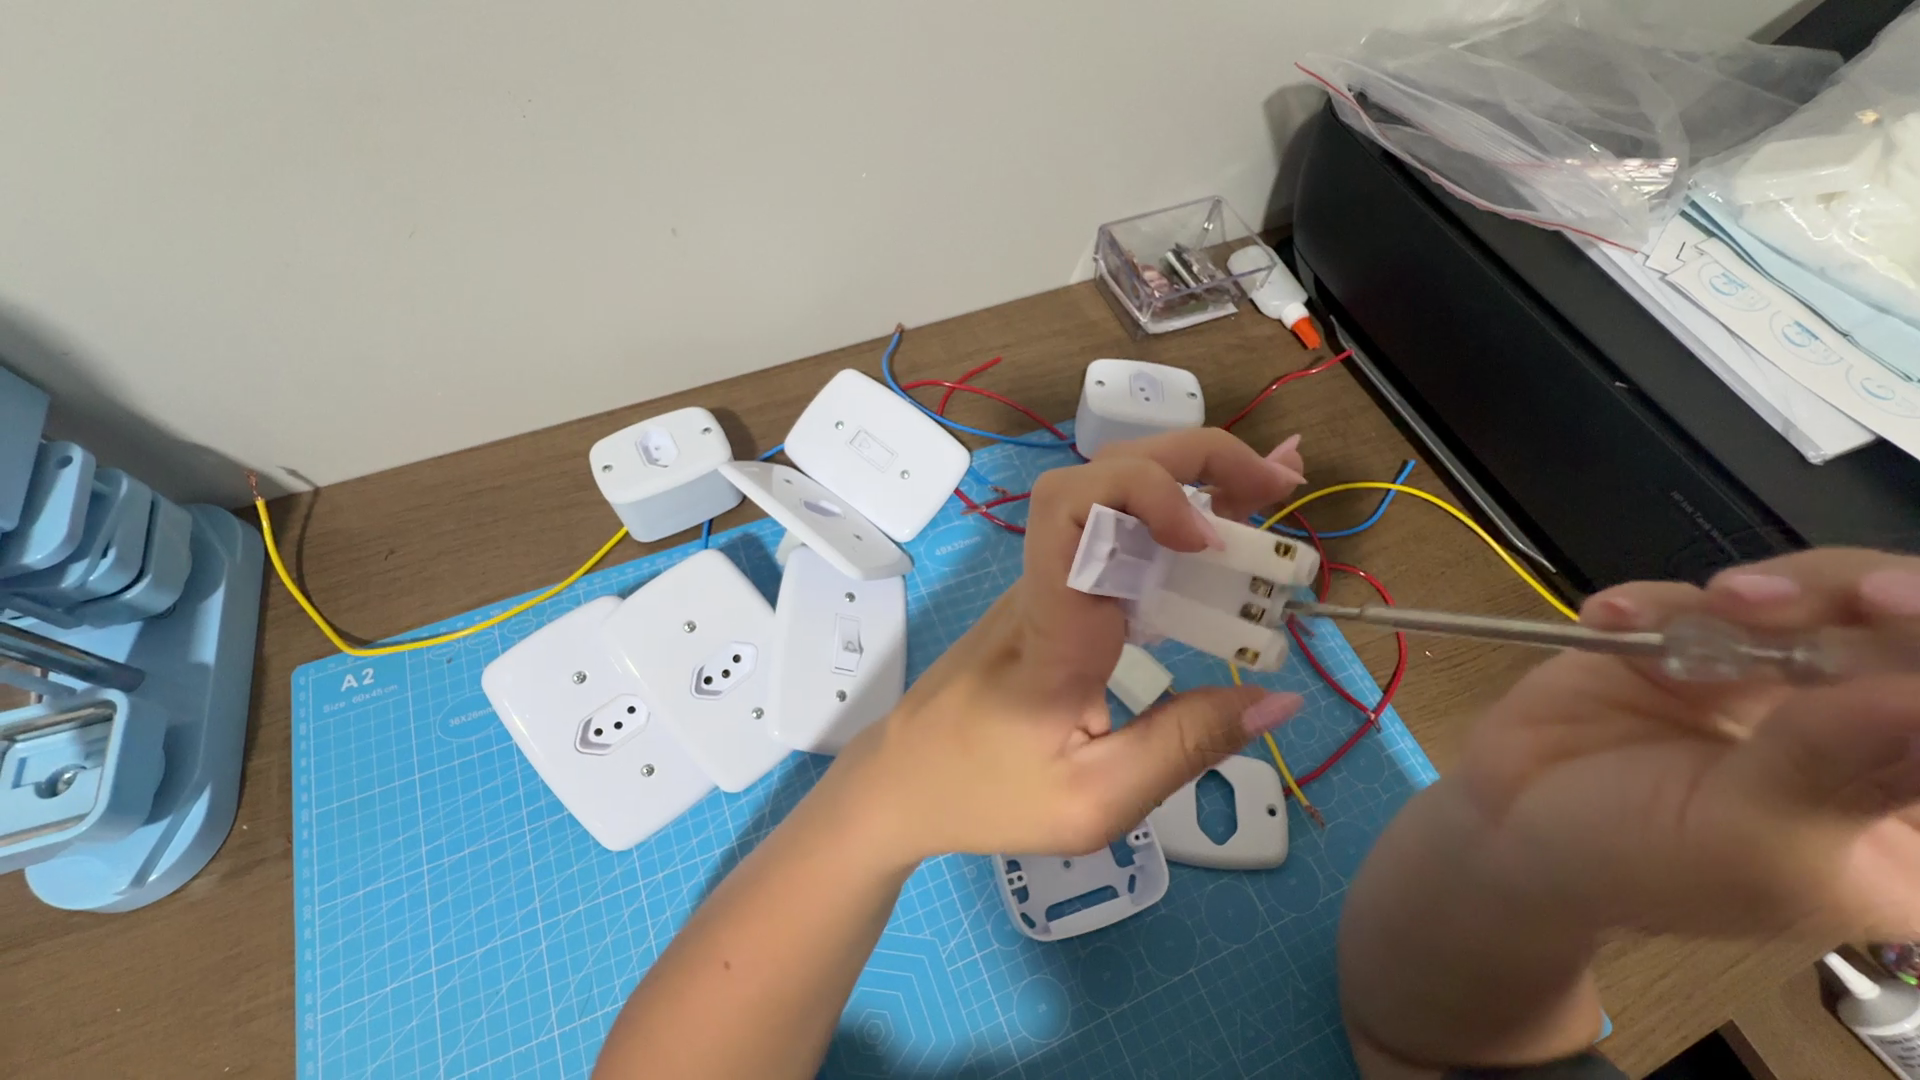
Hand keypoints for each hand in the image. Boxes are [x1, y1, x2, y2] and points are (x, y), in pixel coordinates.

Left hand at [829, 428, 1309, 865]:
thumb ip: (1187, 745)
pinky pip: (1110, 535)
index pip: (1070, 508)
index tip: (1206, 538)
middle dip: (1193, 459)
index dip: (1146, 491)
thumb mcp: (1098, 799)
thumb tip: (1280, 699)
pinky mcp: (1052, 596)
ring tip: (1264, 500)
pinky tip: (1214, 541)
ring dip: (1186, 481)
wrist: (905, 780)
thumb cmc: (989, 794)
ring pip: (1106, 495)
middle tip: (1278, 486)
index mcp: (1053, 628)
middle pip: (1099, 473)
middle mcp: (1045, 584)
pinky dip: (1168, 521)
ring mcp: (1044, 583)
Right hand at [1460, 547, 1919, 941]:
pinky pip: (1690, 598)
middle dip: (1872, 600)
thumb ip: (1831, 768)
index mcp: (1915, 806)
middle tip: (1841, 597)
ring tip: (1717, 602)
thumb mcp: (1746, 842)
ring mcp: (1764, 682)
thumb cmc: (1632, 864)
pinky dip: (1654, 600)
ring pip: (1820, 596)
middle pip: (1911, 634)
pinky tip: (1613, 621)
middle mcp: (1856, 731)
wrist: (1501, 826)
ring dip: (1774, 590)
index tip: (1908, 617)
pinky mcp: (1678, 646)